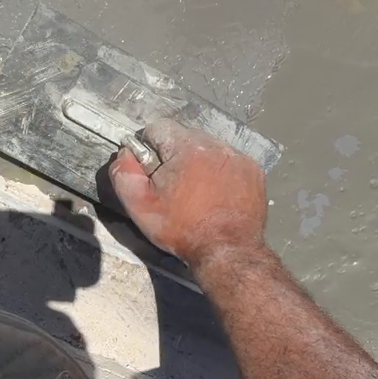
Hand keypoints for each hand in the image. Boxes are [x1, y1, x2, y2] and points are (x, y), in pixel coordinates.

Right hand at [107, 119, 266, 266]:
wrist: (227, 251)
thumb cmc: (181, 229)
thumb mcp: (140, 205)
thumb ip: (124, 172)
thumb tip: (125, 152)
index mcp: (187, 148)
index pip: (159, 127)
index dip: (148, 147)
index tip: (151, 171)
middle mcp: (216, 145)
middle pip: (184, 136)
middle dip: (174, 155)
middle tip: (172, 186)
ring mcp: (238, 157)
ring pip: (208, 148)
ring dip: (197, 163)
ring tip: (195, 192)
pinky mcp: (253, 171)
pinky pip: (228, 161)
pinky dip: (219, 172)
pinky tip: (215, 194)